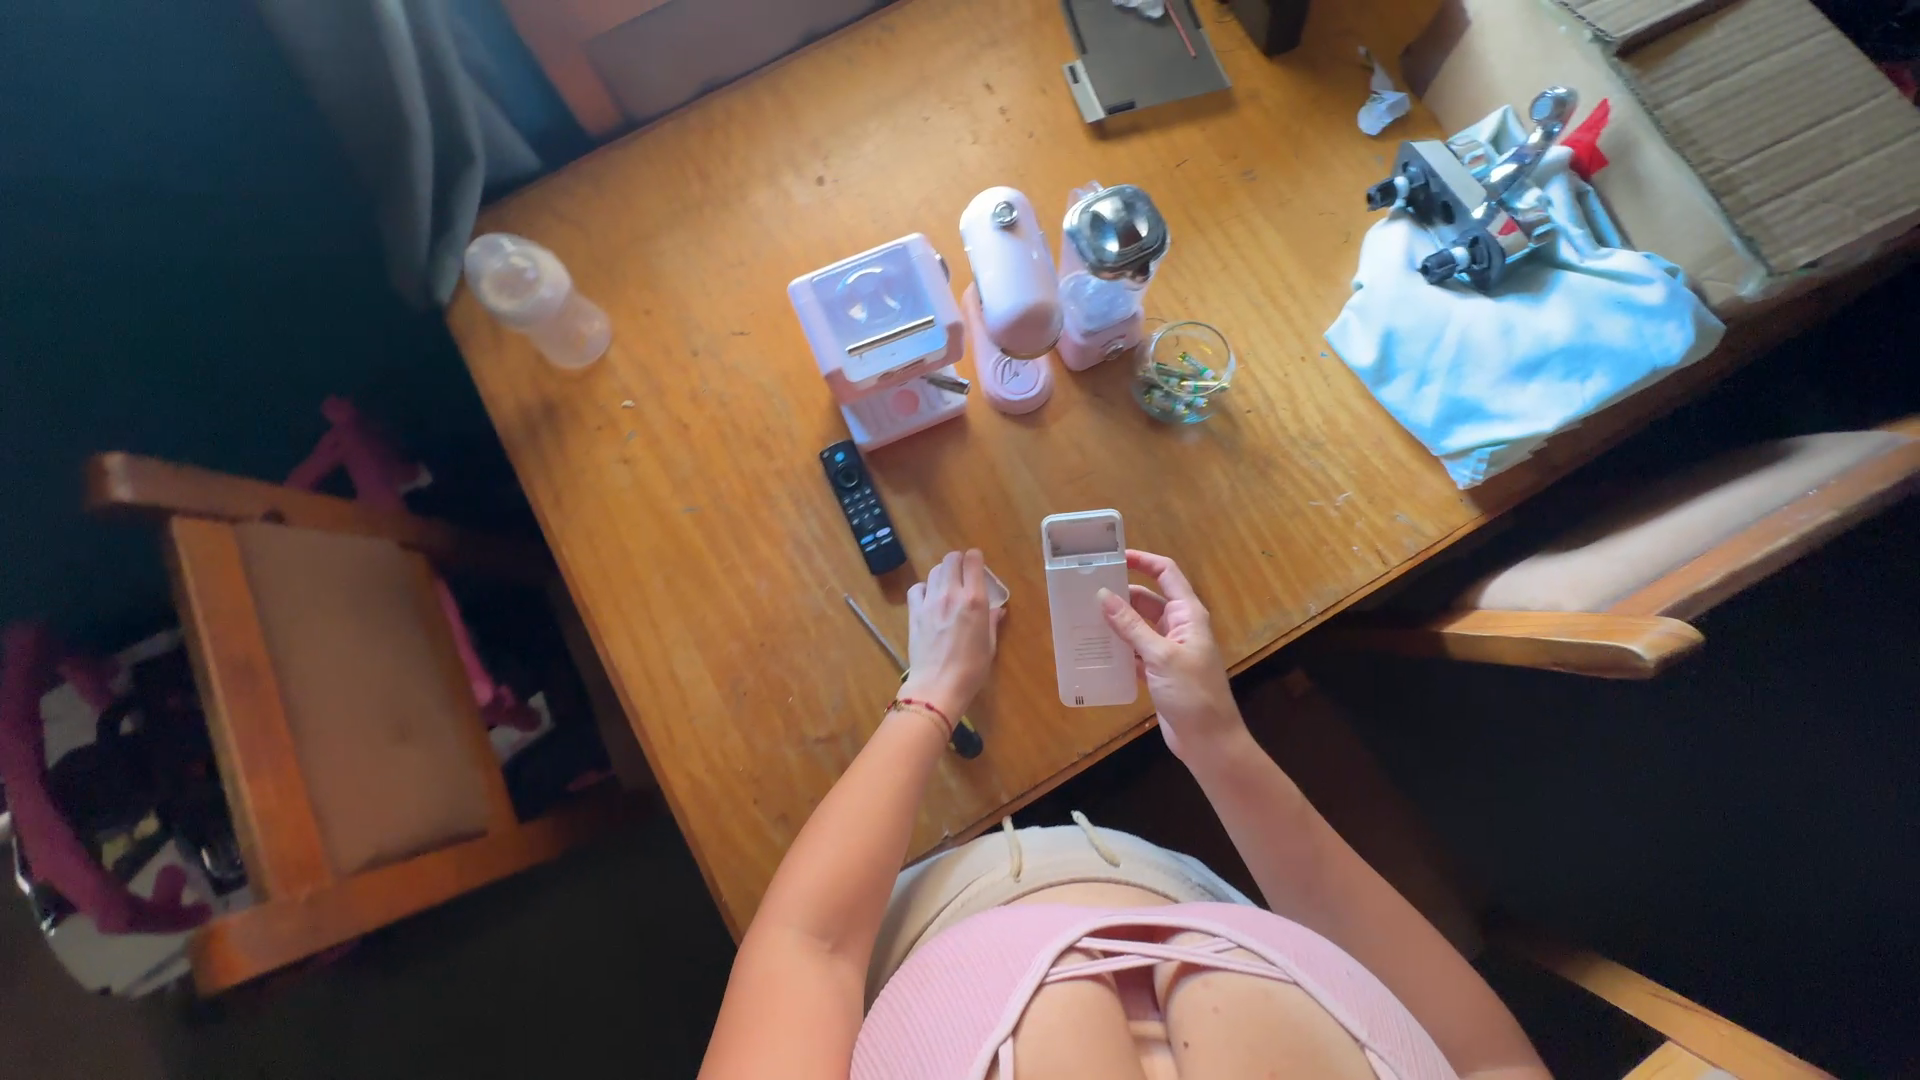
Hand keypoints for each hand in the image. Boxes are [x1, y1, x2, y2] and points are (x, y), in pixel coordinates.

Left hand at [901, 549, 1004, 724]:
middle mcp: (951, 594)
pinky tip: (929, 599)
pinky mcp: (914, 612)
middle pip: (951, 559)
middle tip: (963, 574)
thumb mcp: (989, 645)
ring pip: (934, 571)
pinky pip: (917, 588)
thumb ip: (991, 622)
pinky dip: (925, 588)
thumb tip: (996, 610)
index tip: (978, 565)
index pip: (972, 561)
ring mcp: (930, 602)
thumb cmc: (971, 669)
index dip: (976, 558)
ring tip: (948, 587)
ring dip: (943, 574)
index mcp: (974, 600)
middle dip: (959, 562)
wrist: (937, 686)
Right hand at [1098, 549, 1246, 764]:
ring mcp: (1168, 650)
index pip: (1166, 574)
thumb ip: (1131, 626)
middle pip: (1146, 599)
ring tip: (1084, 619)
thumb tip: (1103, 596)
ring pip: (1137, 626)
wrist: (1209, 742)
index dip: (1143, 561)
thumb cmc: (1192, 693)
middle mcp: (1179, 627)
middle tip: (1086, 592)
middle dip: (1120, 594)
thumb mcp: (1160, 656)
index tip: (1115, 556)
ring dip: (1115, 623)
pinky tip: (1095, 650)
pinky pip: (1133, 651)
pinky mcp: (1158, 672)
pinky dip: (1117, 649)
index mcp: (1188, 615)